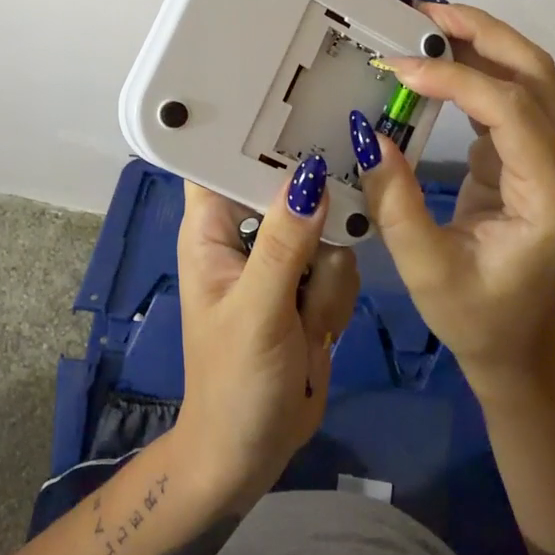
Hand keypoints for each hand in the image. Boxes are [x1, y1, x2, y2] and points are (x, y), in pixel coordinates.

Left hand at [172, 158, 359, 497]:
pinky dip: (337, 299)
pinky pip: (343, 263)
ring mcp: (283, 259)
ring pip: (329, 228)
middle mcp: (247, 234)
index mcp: (212, 229)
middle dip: (315, 220)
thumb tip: (312, 174)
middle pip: (294, 186)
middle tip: (324, 243)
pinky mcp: (312, 284)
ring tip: (304, 319)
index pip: (222, 159)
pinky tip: (316, 333)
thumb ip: (285, 244)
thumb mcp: (257, 312)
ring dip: (326, 277)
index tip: (296, 104)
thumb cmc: (235, 382)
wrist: (254, 450)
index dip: (252, 131)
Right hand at [350, 3, 554, 391]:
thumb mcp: (426, 269)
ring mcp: (553, 157)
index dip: (455, 80)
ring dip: (481, 42)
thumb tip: (368, 135)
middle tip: (422, 11)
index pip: (511, 110)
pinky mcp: (530, 157)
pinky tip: (436, 59)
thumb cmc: (477, 317)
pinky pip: (510, 97)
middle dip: (481, 33)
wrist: (517, 346)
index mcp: (553, 195)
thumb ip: (397, 203)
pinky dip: (476, 70)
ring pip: (528, 76)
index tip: (398, 68)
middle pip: (535, 73)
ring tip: (426, 21)